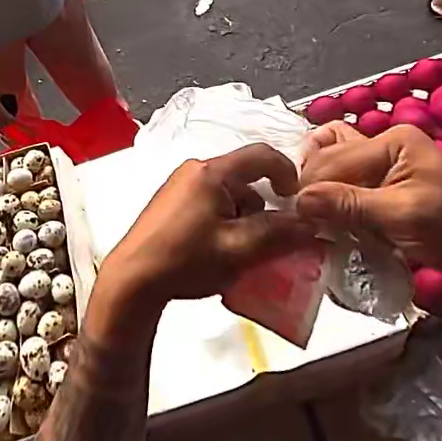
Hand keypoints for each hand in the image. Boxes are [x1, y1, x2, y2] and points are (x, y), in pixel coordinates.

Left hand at [93, 144, 319, 329]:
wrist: (130, 285)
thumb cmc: (184, 262)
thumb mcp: (240, 249)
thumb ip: (280, 234)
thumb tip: (311, 224)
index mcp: (211, 173)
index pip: (262, 155)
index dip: (288, 172)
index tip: (298, 199)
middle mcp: (194, 170)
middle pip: (245, 177)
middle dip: (264, 204)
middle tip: (271, 234)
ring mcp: (179, 186)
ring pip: (228, 192)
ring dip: (244, 215)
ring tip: (242, 249)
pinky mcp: (170, 204)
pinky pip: (210, 202)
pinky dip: (225, 219)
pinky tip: (220, 248)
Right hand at [295, 123, 441, 285]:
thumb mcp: (403, 215)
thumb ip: (351, 205)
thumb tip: (300, 201)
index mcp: (395, 140)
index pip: (337, 156)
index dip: (312, 185)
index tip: (292, 216)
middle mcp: (387, 146)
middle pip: (333, 158)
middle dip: (315, 187)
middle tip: (298, 219)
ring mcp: (387, 167)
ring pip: (337, 171)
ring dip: (323, 194)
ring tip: (309, 220)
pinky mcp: (386, 190)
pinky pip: (349, 189)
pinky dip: (336, 204)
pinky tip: (327, 223)